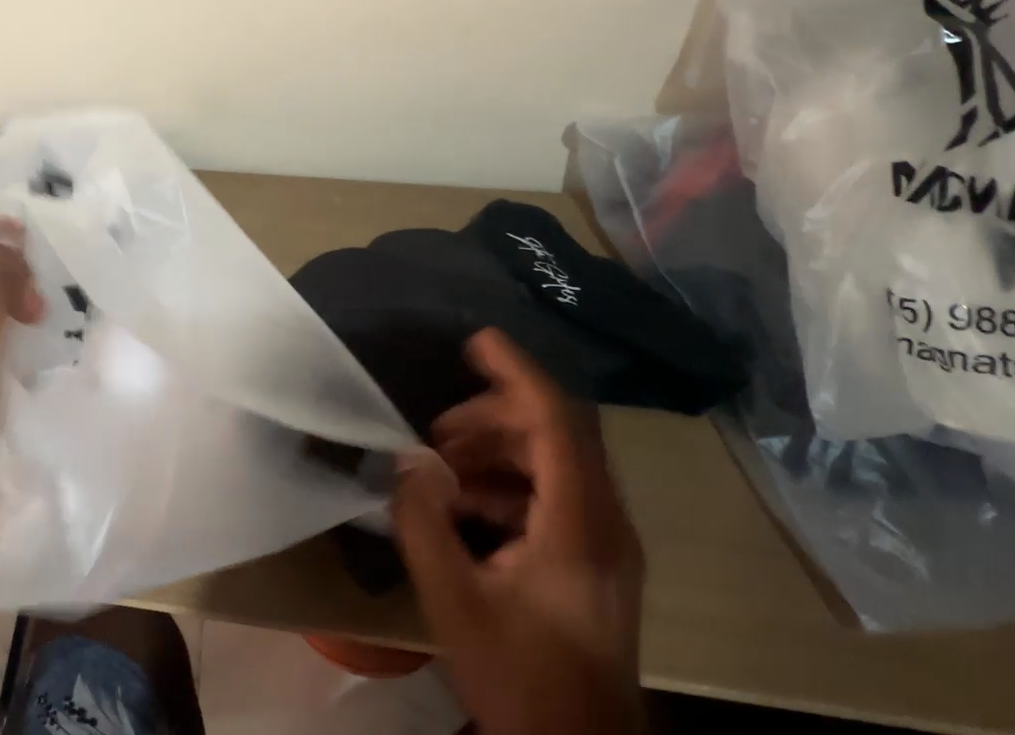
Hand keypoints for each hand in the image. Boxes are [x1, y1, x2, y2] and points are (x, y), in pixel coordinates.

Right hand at [392, 329, 645, 734]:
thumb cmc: (519, 675)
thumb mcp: (454, 600)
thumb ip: (423, 522)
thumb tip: (406, 460)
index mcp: (579, 524)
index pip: (556, 421)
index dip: (517, 372)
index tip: (476, 340)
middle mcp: (606, 520)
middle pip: (558, 433)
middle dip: (494, 416)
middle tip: (435, 431)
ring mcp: (607, 541)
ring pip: (557, 462)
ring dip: (498, 450)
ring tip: (440, 467)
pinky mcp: (596, 560)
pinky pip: (555, 494)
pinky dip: (508, 483)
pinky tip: (463, 506)